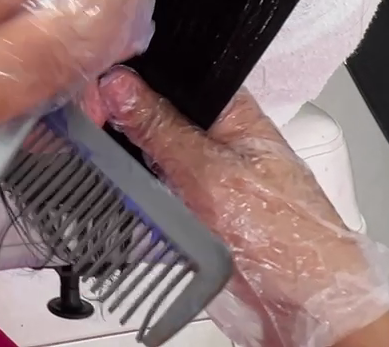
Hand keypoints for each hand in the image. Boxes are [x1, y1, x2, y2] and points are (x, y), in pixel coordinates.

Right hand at [102, 69, 388, 346]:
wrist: (308, 318)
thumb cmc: (287, 238)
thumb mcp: (213, 174)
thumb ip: (161, 128)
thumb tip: (117, 82)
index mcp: (227, 108)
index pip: (168, 71)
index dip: (127, 70)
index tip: (89, 79)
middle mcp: (209, 133)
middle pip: (147, 107)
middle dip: (113, 111)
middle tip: (80, 115)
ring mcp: (194, 170)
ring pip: (139, 145)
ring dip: (113, 148)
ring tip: (84, 144)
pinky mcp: (183, 206)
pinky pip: (141, 183)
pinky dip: (120, 181)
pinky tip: (96, 173)